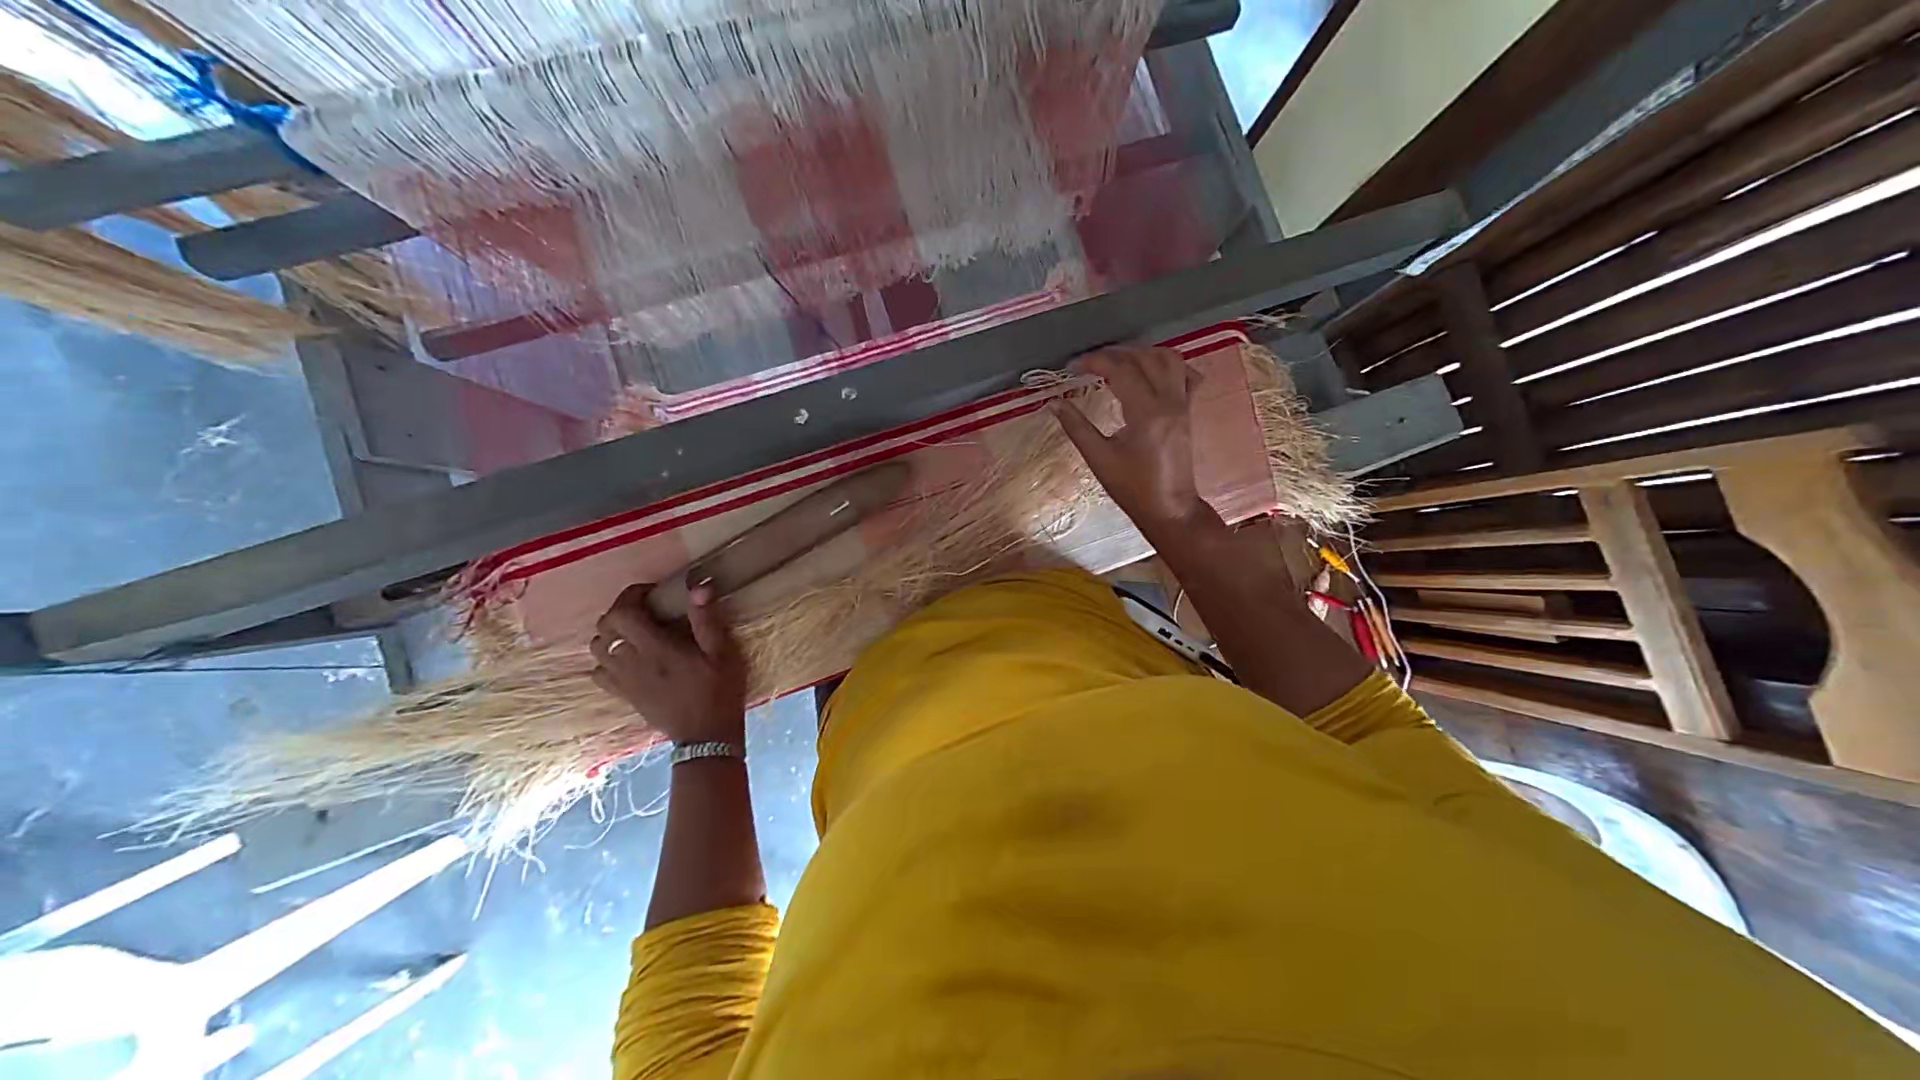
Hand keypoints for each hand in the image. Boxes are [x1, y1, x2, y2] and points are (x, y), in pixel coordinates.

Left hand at [590, 582, 746, 744]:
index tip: (652, 592)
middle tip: (646, 610)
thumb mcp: (722, 653)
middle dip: (621, 612)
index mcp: (655, 648)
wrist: (706, 737)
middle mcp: (631, 662)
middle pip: (604, 628)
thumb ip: (706, 619)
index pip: (622, 613)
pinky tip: (628, 659)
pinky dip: (606, 661)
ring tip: (635, 633)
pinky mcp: (624, 696)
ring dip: (611, 635)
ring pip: (597, 649)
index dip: (631, 596)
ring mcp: (624, 681)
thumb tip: (697, 586)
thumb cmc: (719, 691)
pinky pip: (599, 673)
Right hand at [1051, 345, 1213, 535]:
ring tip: (1118, 361)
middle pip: (1144, 358)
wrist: (1169, 508)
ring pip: (1169, 359)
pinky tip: (1151, 372)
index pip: (1120, 370)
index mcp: (1146, 413)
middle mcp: (1169, 401)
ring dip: (1142, 353)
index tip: (1073, 366)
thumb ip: (1076, 426)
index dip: (1094, 362)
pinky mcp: (1188, 411)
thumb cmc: (1132, 488)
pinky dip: (1169, 366)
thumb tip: (1053, 403)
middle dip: (1115, 354)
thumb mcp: (1099, 458)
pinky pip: (1187, 376)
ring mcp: (1183, 404)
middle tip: (1090, 362)